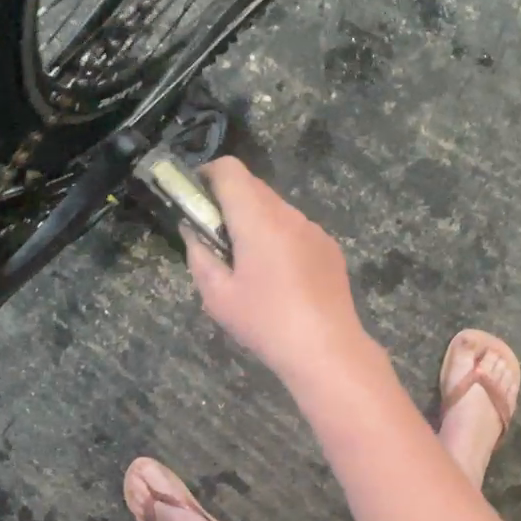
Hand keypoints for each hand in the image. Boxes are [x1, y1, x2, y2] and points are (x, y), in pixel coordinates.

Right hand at [184, 157, 375, 383]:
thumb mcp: (218, 297)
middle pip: (252, 187)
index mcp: (258, 220)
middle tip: (214, 238)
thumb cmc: (266, 322)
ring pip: (275, 209)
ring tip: (246, 265)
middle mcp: (289, 215)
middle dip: (228, 202)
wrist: (327, 350)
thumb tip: (192, 230)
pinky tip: (278, 279)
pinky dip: (278, 239)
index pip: (229, 170)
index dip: (206, 175)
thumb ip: (199, 256)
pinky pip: (295, 229)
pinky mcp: (329, 248)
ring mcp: (313, 230)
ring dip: (254, 222)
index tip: (194, 198)